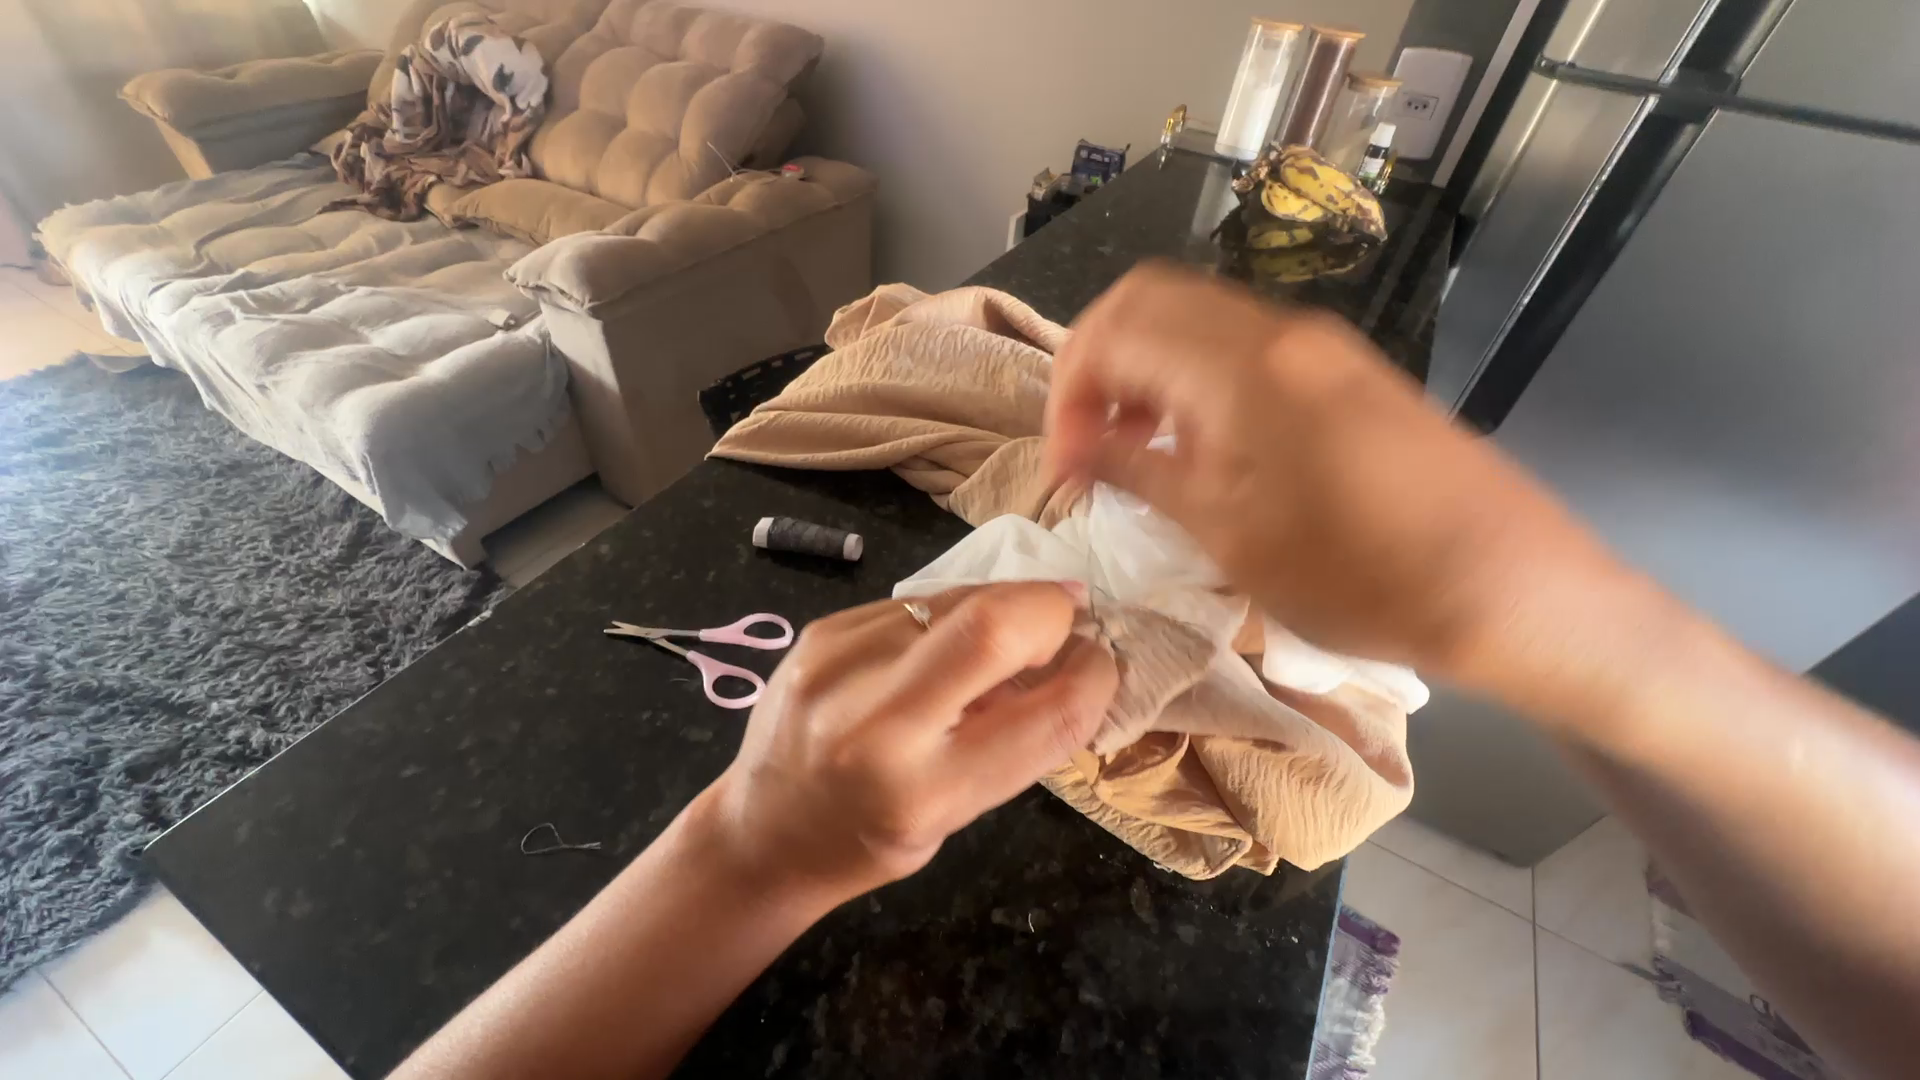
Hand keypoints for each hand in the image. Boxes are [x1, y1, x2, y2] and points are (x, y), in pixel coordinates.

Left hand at [704, 582, 1117, 900]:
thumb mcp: (955, 815)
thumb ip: (1015, 740)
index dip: (1094, 679)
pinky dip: (954, 609)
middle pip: (992, 627)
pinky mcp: (821, 631)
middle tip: (1072, 616)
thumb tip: (1073, 660)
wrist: (762, 830)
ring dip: (1005, 602)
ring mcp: (838, 665)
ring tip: (1021, 620)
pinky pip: (915, 601)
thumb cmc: (869, 841)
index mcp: (923, 792)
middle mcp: (876, 723)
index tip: (1102, 663)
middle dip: (1050, 610)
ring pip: (954, 599)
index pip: (1044, 717)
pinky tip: (957, 629)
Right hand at [1044, 263, 1646, 700]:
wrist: (1513, 589)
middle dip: (1096, 366)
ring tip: (1132, 450)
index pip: (1113, 330)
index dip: (1067, 393)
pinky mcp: (1341, 370)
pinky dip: (1191, 381)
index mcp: (1240, 365)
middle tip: (1086, 443)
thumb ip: (1140, 470)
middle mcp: (1277, 330)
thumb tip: (1076, 448)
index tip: (1063, 466)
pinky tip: (1195, 445)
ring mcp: (1317, 344)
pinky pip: (1238, 348)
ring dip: (1143, 373)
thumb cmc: (1357, 574)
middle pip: (1149, 301)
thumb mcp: (1227, 531)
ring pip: (1193, 320)